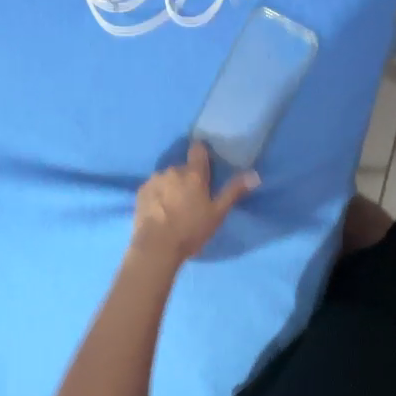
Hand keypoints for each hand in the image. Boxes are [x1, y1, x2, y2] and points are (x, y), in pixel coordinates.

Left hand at [132, 143, 256, 264]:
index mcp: (193, 173)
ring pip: (167, 178)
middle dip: (188, 179)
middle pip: (183, 168)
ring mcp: (154, 179)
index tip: (206, 165)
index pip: (198, 149)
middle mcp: (172, 170)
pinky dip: (158, 195)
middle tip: (192, 200)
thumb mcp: (217, 214)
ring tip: (174, 208)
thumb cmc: (191, 230)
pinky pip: (154, 187)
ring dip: (171, 187)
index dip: (202, 154)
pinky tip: (160, 211)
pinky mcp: (141, 191)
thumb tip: (255, 174)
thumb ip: (234, 191)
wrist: (156, 247)